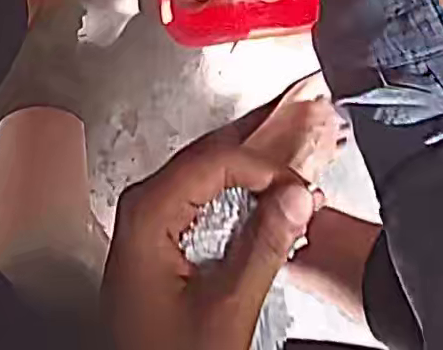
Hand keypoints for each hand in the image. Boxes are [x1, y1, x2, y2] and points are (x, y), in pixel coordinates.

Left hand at [101, 103, 320, 349]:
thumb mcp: (225, 310)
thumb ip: (263, 246)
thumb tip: (296, 196)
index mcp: (148, 210)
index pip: (213, 161)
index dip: (262, 165)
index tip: (299, 184)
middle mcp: (142, 201)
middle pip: (206, 156)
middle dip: (257, 149)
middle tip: (301, 131)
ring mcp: (147, 215)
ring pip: (204, 170)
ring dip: (249, 168)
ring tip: (290, 164)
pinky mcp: (157, 232)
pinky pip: (199, 194)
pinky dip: (234, 190)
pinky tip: (263, 195)